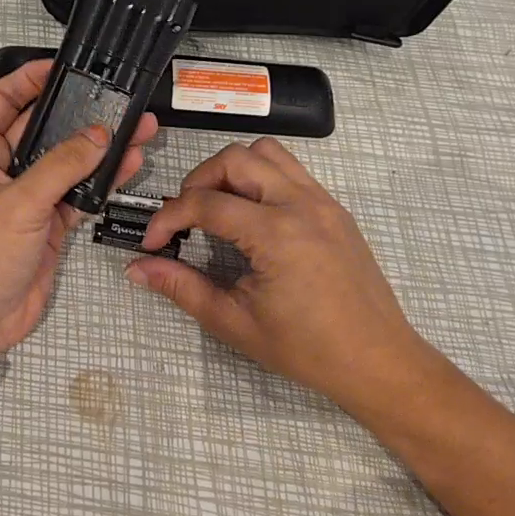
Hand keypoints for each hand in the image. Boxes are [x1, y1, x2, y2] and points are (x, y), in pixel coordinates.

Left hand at [0, 61, 157, 365]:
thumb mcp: (17, 204)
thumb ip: (60, 166)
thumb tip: (97, 134)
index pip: (2, 100)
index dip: (30, 79)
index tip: (64, 66)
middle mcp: (1, 169)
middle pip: (42, 128)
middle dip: (78, 113)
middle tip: (115, 99)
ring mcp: (27, 197)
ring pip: (67, 161)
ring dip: (98, 147)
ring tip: (138, 128)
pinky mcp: (48, 223)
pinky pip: (79, 192)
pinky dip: (102, 181)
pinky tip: (128, 165)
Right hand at [126, 139, 426, 406]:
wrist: (378, 361)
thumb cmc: (306, 349)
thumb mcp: (234, 322)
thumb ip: (182, 287)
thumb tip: (136, 269)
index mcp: (276, 234)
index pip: (205, 203)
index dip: (168, 218)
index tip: (152, 243)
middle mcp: (301, 205)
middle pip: (235, 159)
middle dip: (198, 181)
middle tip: (185, 218)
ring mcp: (323, 203)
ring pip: (266, 153)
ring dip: (232, 171)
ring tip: (218, 208)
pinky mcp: (335, 210)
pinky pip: (290, 172)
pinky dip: (261, 180)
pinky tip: (252, 218)